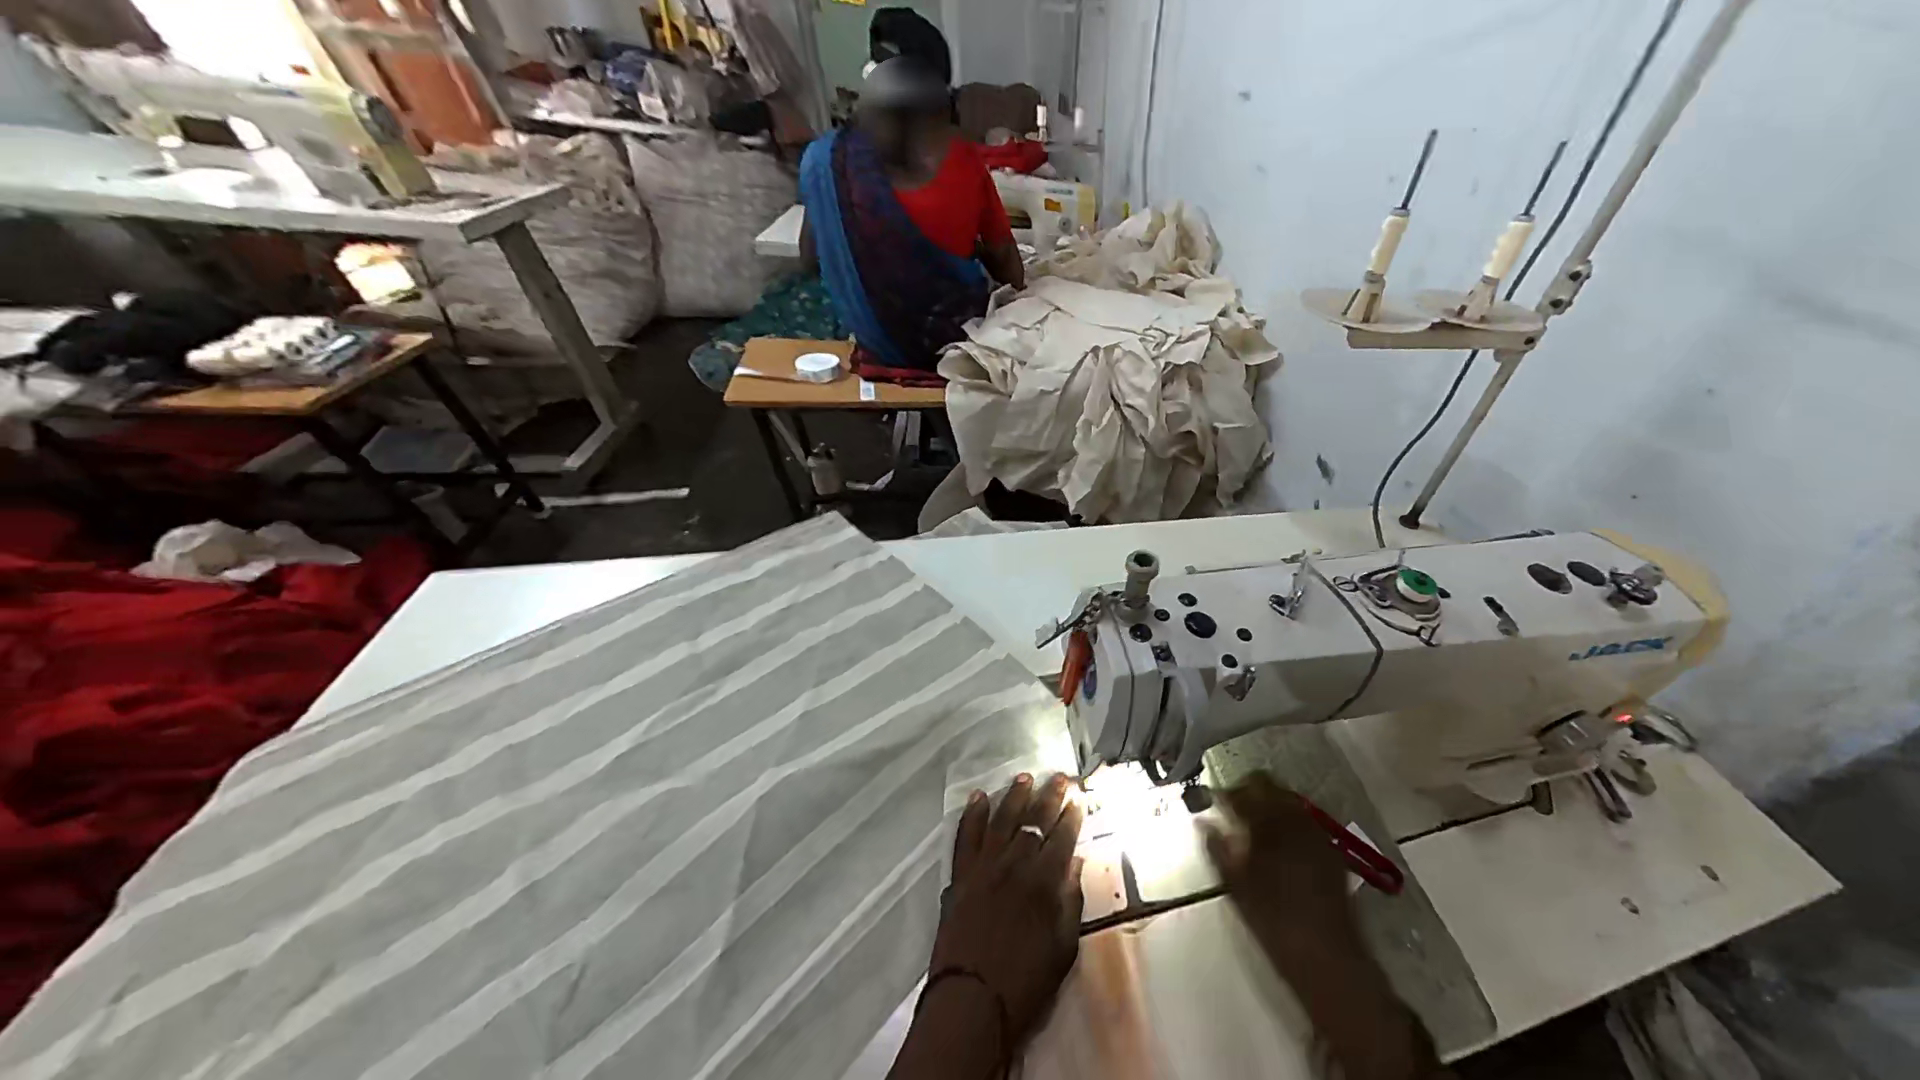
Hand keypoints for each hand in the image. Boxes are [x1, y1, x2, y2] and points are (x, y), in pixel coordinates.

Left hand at [930, 772, 1085, 1041]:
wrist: (971, 1000)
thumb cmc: (1025, 982)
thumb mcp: (1063, 948)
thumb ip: (1070, 902)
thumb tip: (1074, 864)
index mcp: (1044, 882)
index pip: (1061, 838)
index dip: (1071, 817)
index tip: (1078, 799)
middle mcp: (1014, 864)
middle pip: (1034, 821)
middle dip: (1049, 797)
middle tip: (1059, 777)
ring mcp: (983, 866)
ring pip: (1001, 820)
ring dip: (1014, 797)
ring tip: (1024, 777)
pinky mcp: (960, 875)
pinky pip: (966, 836)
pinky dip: (971, 815)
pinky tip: (978, 797)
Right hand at [1205, 773, 1447, 1079]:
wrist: (1328, 959)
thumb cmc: (1274, 924)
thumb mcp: (1236, 887)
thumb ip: (1218, 848)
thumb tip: (1202, 821)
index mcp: (1271, 825)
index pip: (1245, 791)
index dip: (1226, 791)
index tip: (1213, 798)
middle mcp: (1298, 822)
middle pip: (1272, 787)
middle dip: (1249, 791)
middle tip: (1231, 805)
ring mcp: (1318, 835)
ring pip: (1291, 801)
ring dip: (1270, 803)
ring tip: (1252, 820)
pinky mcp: (1331, 851)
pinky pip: (1306, 820)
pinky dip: (1288, 819)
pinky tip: (1278, 838)